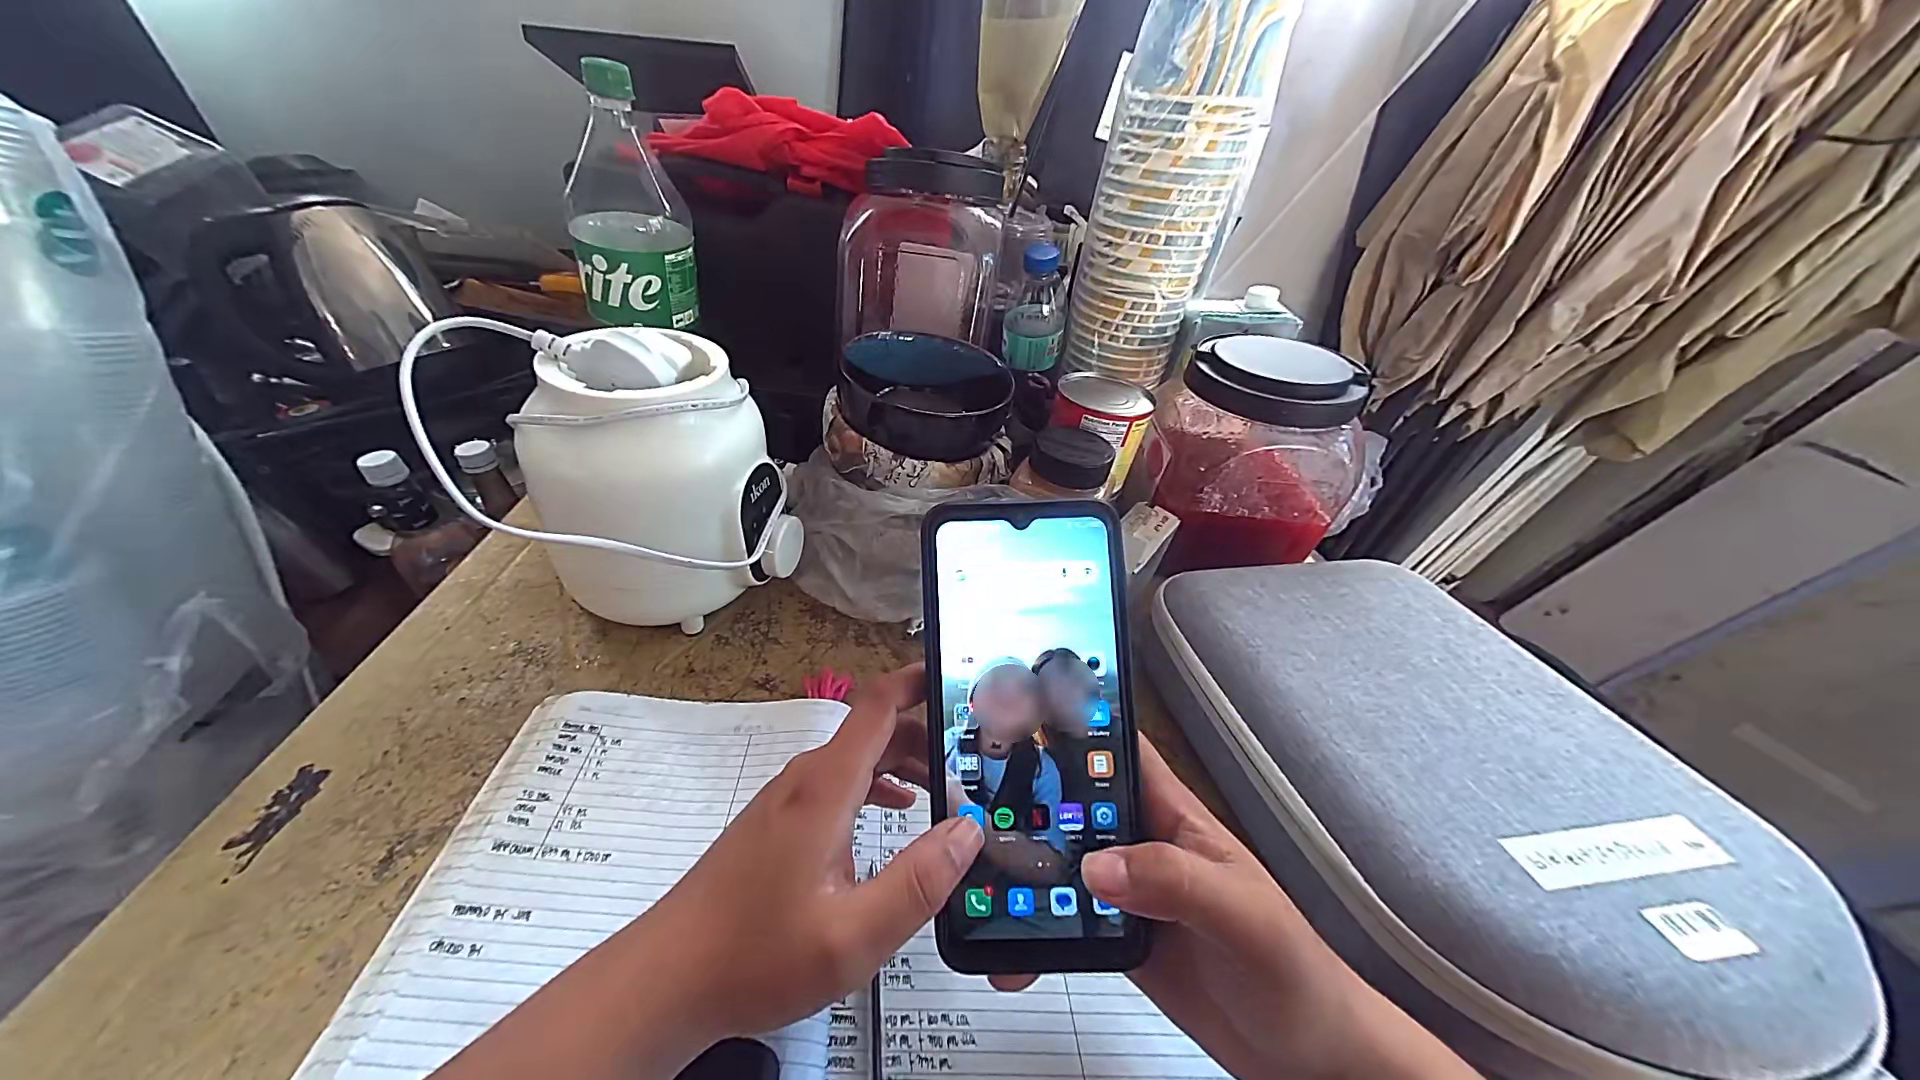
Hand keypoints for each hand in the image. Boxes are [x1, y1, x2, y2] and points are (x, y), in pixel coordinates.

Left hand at [432, 664, 983, 1079]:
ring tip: (944, 789)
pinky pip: (839, 781)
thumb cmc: (757, 953)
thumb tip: (969, 829)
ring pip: (857, 757)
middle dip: (927, 735)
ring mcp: (789, 795)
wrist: (667, 976)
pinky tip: (895, 808)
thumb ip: (919, 881)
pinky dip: (876, 782)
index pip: (878, 704)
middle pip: (875, 730)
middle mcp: (807, 777)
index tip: (959, 678)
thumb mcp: (853, 935)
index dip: (918, 680)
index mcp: (826, 786)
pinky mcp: (779, 817)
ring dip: (904, 762)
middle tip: (971, 762)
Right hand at [991, 738, 1478, 1079]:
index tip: (1027, 712)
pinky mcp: (1116, 932)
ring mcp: (1128, 889)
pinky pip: (1064, 916)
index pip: (1120, 751)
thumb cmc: (1295, 972)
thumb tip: (1101, 866)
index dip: (1077, 724)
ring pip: (1062, 858)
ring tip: (982, 870)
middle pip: (1075, 802)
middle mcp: (1144, 845)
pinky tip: (1014, 944)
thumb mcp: (1241, 915)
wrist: (1304, 1054)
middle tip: (980, 798)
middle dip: (1029, 794)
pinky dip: (1035, 925)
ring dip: (1025, 862)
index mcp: (1174, 817)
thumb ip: (1176, 880)